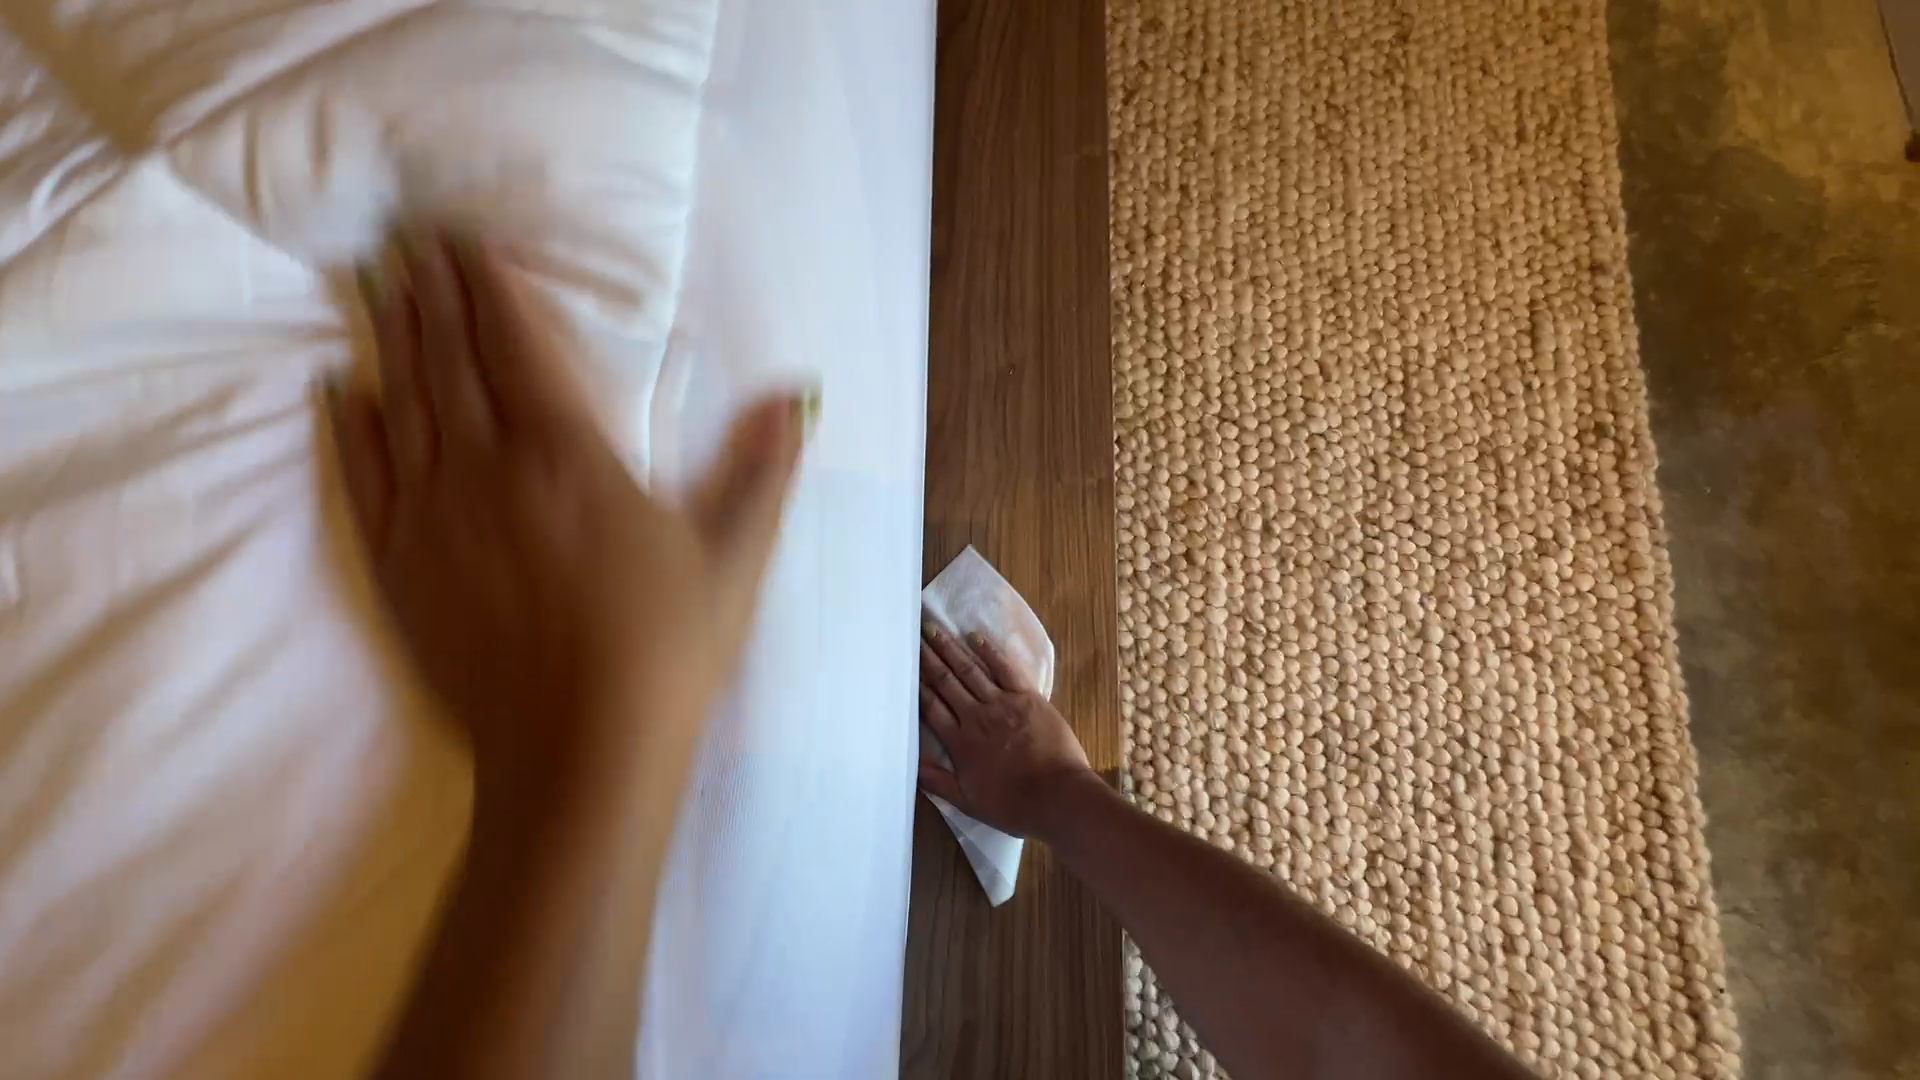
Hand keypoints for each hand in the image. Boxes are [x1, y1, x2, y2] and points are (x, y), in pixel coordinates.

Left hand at [325, 228, 806, 812]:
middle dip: (435, 295)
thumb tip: (799, 397)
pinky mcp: (399, 568)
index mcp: (572, 460)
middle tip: (412, 241)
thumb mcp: (736, 558)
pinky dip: (351, 427)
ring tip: (377, 287)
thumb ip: (763, 471)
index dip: (493, 287)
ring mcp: (432, 519)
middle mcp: (489, 472)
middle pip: (452, 362)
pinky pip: (365, 476)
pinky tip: (342, 390)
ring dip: (392, 341)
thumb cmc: (669, 650)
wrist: (581, 754)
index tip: (466, 238)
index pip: (520, 347)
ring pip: (403, 406)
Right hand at [917, 623, 1099, 838]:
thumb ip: (938, 782)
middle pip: (946, 682)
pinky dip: (990, 651)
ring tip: (934, 629)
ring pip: (970, 670)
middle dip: (928, 658)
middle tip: (913, 635)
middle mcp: (975, 717)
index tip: (904, 665)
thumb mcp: (969, 803)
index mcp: (960, 743)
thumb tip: (911, 765)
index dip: (916, 685)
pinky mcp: (1027, 697)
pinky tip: (975, 636)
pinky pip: (1005, 668)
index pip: (931, 707)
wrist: (1058, 797)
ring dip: (951, 648)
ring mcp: (1002, 703)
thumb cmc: (1014, 805)